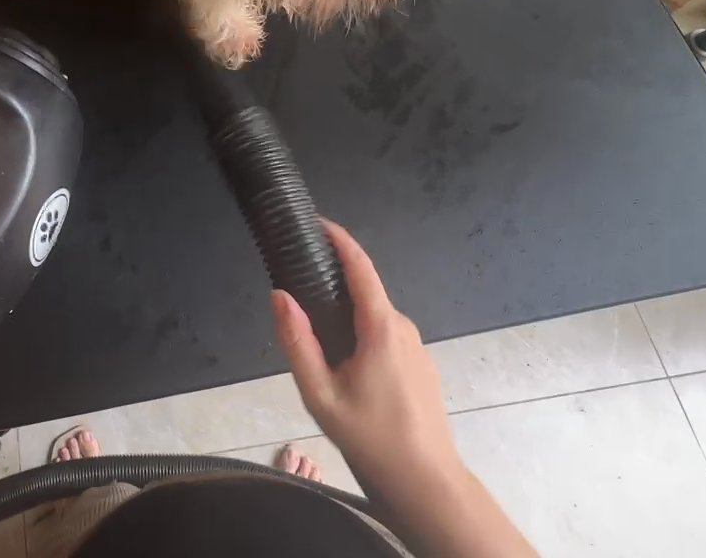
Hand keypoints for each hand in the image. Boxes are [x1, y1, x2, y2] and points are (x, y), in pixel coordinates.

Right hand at [273, 220, 459, 487]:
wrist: (427, 484)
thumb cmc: (371, 437)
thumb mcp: (320, 395)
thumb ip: (297, 342)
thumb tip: (279, 295)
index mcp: (381, 328)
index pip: (361, 267)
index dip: (339, 239)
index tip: (317, 222)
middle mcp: (404, 328)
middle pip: (365, 292)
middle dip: (333, 286)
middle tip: (298, 295)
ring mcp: (416, 346)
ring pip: (374, 318)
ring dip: (347, 319)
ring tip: (318, 347)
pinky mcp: (421, 365)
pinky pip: (386, 336)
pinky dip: (363, 336)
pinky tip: (347, 370)